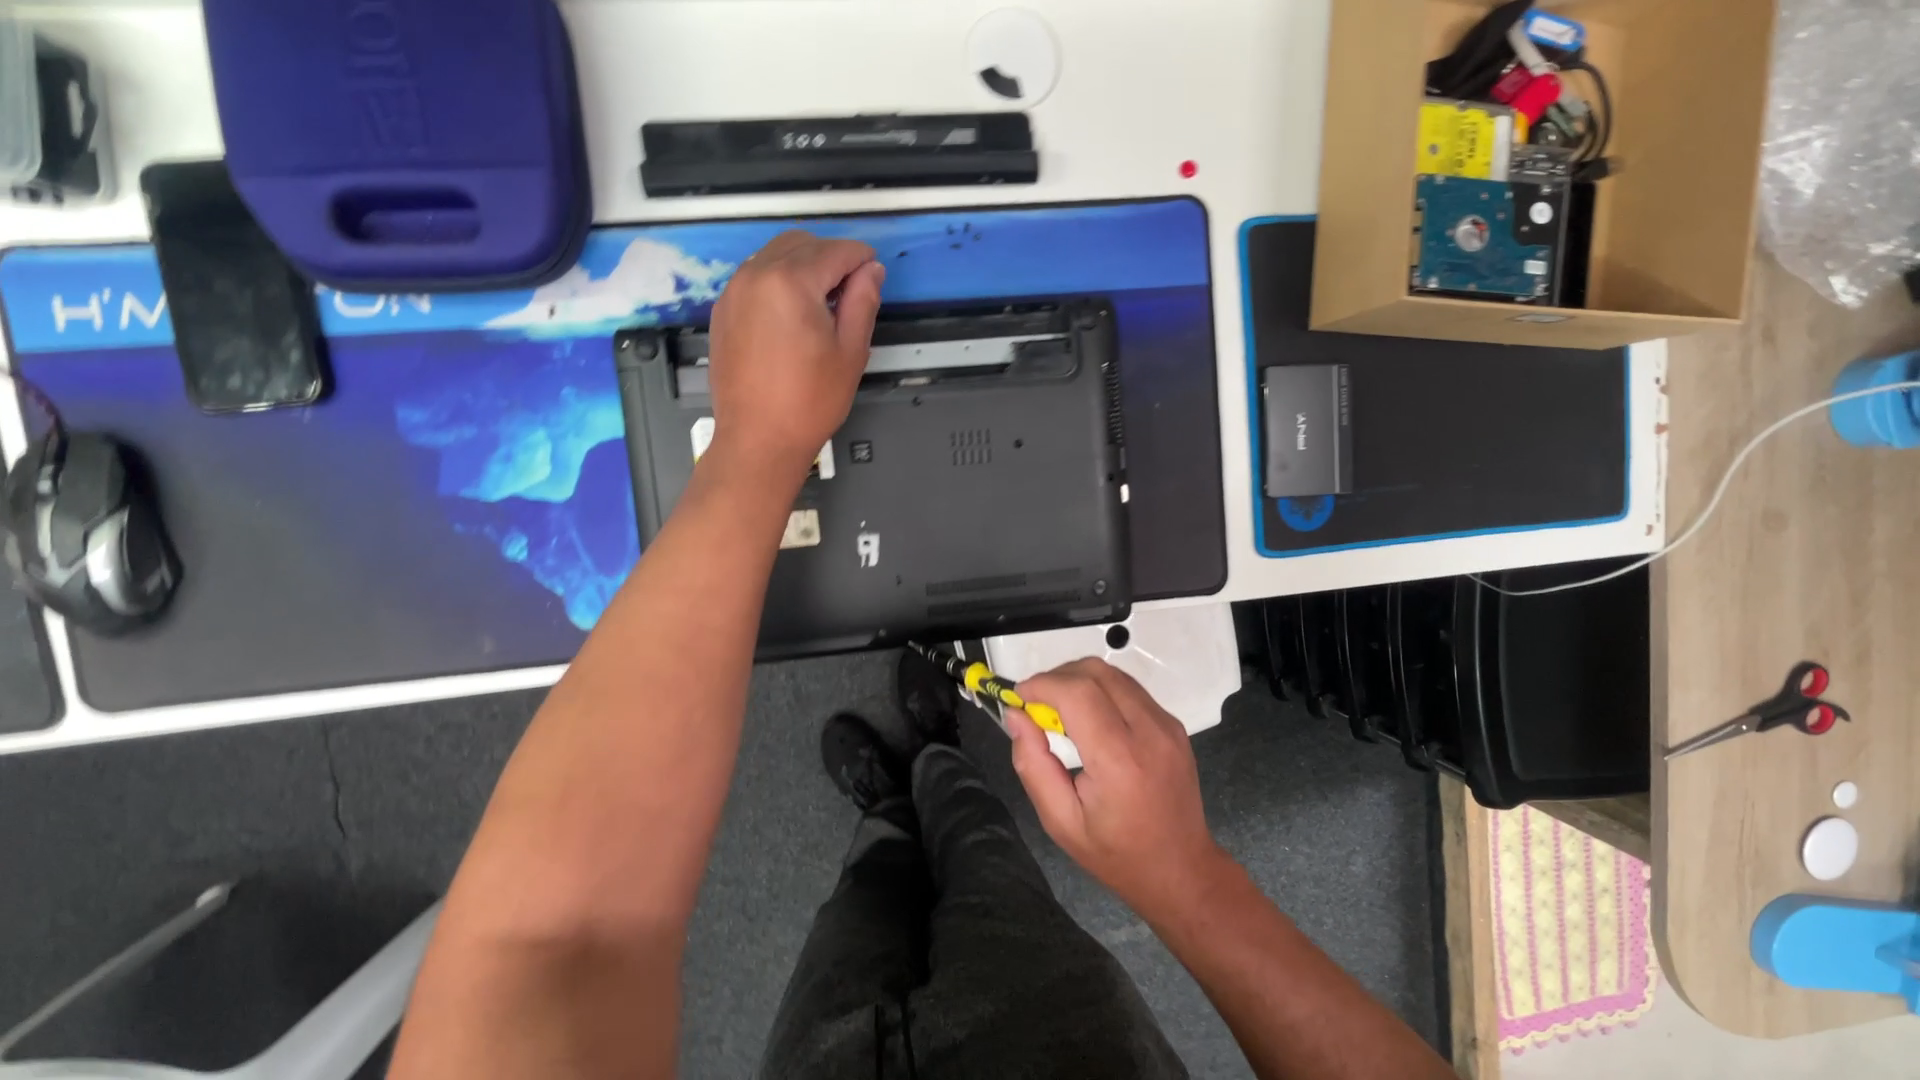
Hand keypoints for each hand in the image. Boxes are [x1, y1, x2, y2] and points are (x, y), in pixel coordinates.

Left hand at [704, 231, 885, 474]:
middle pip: (801, 243)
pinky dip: (778, 279)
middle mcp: (756, 275)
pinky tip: (793, 312)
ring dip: (803, 264)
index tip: (875, 271)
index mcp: (791, 282)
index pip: (835, 251)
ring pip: (775, 254)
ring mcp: (734, 291)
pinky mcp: (723, 310)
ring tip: (824, 301)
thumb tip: (871, 270)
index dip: (861, 258)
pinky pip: (755, 276)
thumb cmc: (809, 401)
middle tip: (852, 287)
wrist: (758, 439)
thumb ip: (863, 300)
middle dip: (831, 256)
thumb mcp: (851, 351)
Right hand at [1008, 659, 1228, 922]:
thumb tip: (1015, 716)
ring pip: (1113, 675)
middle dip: (1056, 678)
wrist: (1181, 869)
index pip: (1077, 693)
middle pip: (1095, 673)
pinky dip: (1101, 691)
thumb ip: (1033, 765)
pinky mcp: (1173, 725)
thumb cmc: (1116, 854)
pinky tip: (1089, 721)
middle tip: (1035, 705)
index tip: (1018, 698)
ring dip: (1078, 681)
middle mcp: (1149, 732)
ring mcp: (1166, 725)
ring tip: (1059, 712)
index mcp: (1119, 760)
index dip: (1041, 685)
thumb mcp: (1060, 821)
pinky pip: (1130, 689)